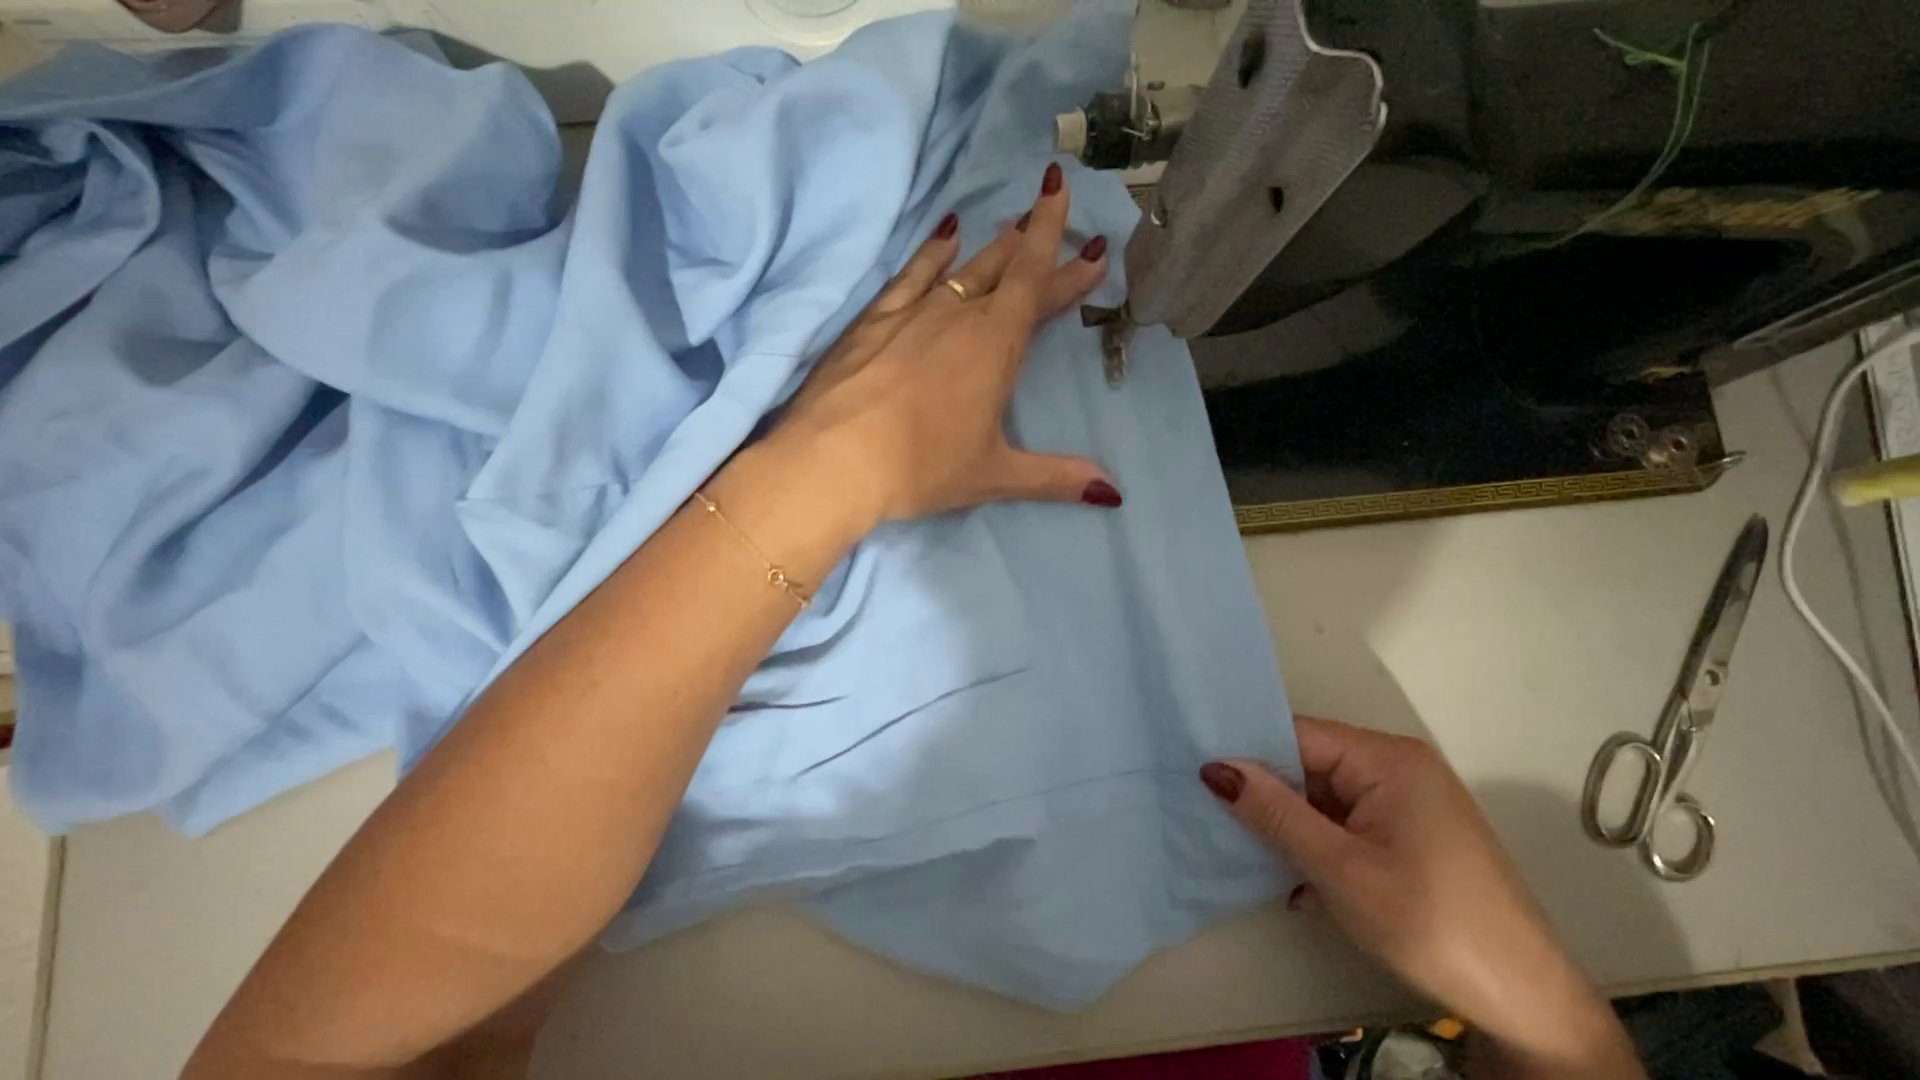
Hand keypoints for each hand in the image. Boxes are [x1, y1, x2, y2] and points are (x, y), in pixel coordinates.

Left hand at [760, 162, 1119, 530]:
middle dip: (1039, 245)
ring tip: (1014, 223)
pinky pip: (911, 273)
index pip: (1037, 285)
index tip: (1090, 238)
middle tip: (1059, 220)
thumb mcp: (993, 475)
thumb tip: (1112, 494)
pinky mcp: (873, 319)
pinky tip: (946, 235)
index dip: (1064, 259)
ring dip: (994, 245)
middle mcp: (957, 315)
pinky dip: (933, 252)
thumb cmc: (921, 468)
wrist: (833, 459)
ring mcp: (912, 312)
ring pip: (964, 266)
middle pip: (1007, 270)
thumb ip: (1055, 478)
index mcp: (995, 344)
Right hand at [1202, 718, 1644, 1079]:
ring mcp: (1408, 801)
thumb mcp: (1339, 868)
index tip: (1193, 773)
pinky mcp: (1412, 834)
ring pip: (1325, 797)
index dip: (1247, 753)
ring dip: (1289, 827)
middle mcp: (1399, 766)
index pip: (1297, 734)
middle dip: (1265, 794)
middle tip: (1209, 816)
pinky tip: (1293, 882)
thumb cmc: (1428, 922)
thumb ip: (1275, 813)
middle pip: (1310, 763)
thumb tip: (1215, 767)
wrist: (1522, 997)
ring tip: (1242, 852)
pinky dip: (1318, 845)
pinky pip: (1347, 822)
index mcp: (1387, 759)